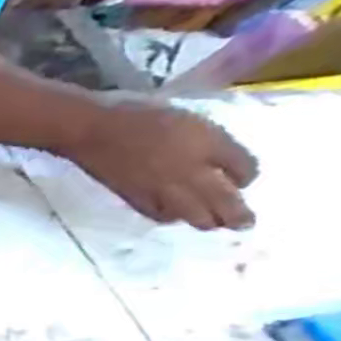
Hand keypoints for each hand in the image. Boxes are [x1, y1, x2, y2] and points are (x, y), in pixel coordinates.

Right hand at [59, 100, 258, 229]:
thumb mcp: (188, 118)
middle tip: (244, 224)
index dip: (248, 174)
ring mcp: (161, 188)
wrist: (91, 131)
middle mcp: (191, 173)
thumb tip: (225, 159)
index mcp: (209, 147)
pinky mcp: (134, 196)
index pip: (245, 168)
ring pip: (192, 214)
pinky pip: (159, 214)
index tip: (245, 178)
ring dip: (205, 220)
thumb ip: (211, 139)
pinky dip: (170, 217)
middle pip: (222, 200)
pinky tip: (172, 216)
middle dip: (236, 213)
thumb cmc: (139, 116)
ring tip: (211, 223)